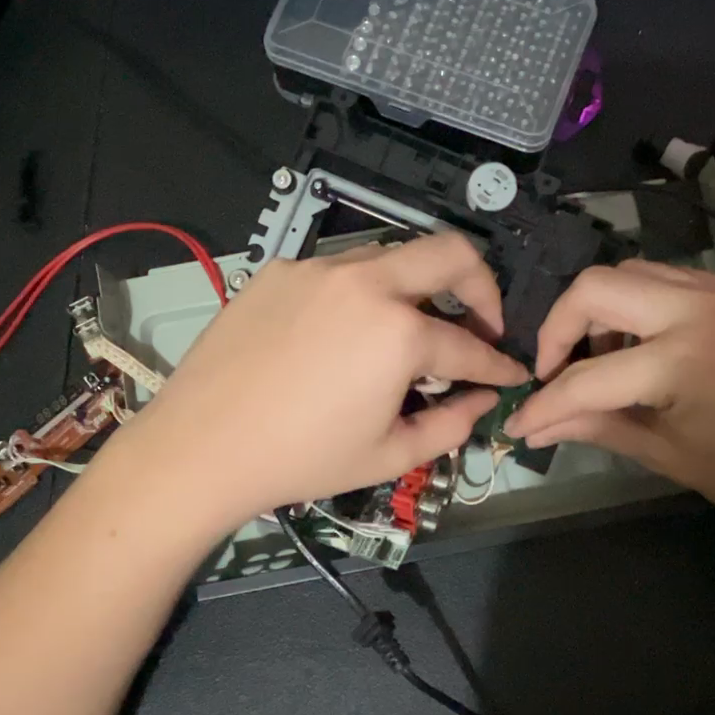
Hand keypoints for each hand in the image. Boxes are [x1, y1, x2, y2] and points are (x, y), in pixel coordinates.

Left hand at [111, 235, 527, 529]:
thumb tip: (481, 399)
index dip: (499, 363)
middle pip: (450, 254)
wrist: (202, 446)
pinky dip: (361, 294)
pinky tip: (343, 335)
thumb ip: (451, 425)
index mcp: (399, 332)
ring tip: (407, 333)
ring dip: (416, 288)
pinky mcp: (279, 271)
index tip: (513, 372)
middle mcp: (365, 283)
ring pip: (391, 257)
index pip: (470, 344)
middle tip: (481, 324)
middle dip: (481, 287)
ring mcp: (318, 270)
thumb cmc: (302, 460)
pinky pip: (339, 271)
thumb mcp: (389, 456)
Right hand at [502, 261, 714, 548]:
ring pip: (634, 271)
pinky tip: (645, 346)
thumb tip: (537, 427)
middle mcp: (700, 307)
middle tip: (556, 371)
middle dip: (559, 327)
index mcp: (681, 359)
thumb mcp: (666, 455)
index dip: (543, 405)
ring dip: (601, 309)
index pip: (585, 377)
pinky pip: (672, 280)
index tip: (519, 423)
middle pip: (597, 286)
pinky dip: (641, 305)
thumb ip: (597, 428)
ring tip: (602, 359)